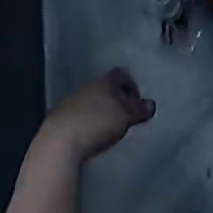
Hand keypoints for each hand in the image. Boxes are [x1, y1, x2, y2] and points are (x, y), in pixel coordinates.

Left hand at [37, 67, 155, 162]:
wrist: (61, 139)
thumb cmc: (98, 122)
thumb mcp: (125, 116)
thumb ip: (138, 109)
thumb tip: (151, 103)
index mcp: (105, 82)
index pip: (120, 74)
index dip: (131, 85)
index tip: (137, 103)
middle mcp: (89, 86)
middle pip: (107, 87)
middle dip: (117, 100)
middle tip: (125, 118)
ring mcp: (73, 100)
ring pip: (93, 100)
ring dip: (103, 111)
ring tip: (110, 130)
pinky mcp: (63, 116)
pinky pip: (82, 113)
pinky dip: (90, 121)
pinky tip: (92, 136)